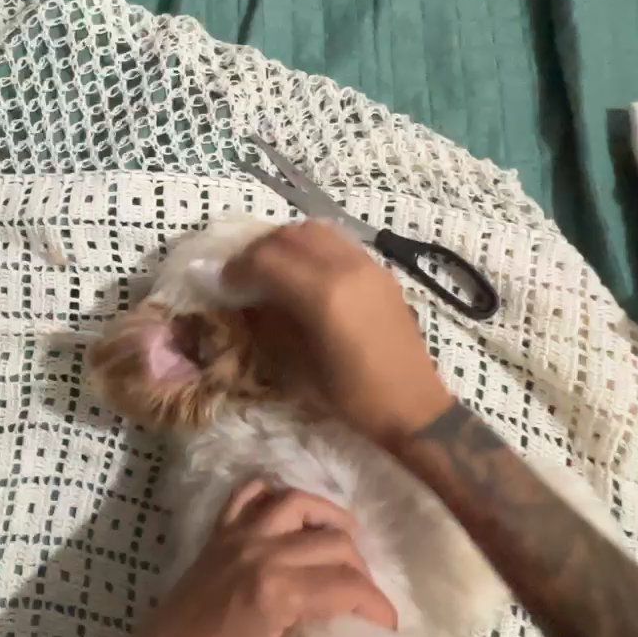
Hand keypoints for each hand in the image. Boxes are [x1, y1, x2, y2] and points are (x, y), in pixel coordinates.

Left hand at [87, 482, 398, 636]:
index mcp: (277, 594)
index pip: (348, 586)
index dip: (378, 606)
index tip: (387, 627)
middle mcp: (259, 553)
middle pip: (331, 539)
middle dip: (360, 567)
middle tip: (362, 597)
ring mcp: (234, 539)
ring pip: (293, 500)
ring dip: (325, 515)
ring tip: (341, 540)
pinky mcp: (214, 538)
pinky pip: (246, 495)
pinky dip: (272, 495)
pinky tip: (287, 515)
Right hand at [223, 221, 455, 448]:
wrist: (412, 406)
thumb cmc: (351, 395)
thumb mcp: (297, 366)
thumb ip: (269, 323)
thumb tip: (246, 300)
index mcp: (322, 294)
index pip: (266, 259)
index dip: (238, 268)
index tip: (224, 283)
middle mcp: (345, 268)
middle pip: (288, 236)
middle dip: (259, 250)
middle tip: (244, 274)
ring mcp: (367, 265)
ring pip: (315, 230)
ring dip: (286, 243)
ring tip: (273, 268)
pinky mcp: (380, 271)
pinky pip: (338, 242)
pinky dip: (312, 247)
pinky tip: (305, 273)